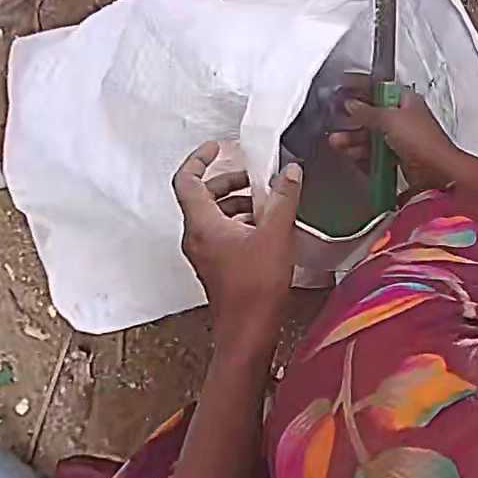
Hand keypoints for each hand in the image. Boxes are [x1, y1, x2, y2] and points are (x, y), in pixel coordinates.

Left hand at [173, 141, 303, 358]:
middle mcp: (197, 236)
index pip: (187, 181)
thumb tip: (290, 171)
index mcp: (202, 224)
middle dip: (230, 181)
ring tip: (270, 203)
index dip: (199, 159)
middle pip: (204, 196)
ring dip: (240, 202)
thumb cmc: (257, 285)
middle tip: (257, 177)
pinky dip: (242, 221)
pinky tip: (269, 227)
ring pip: (216, 215)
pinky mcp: (217, 265)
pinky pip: (224, 232)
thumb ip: (284, 198)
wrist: (249, 331)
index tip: (218, 146)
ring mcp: (205, 252)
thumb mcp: (276, 234)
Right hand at [326, 80, 466, 192]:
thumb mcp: (390, 119)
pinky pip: (375, 154)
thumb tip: (351, 104)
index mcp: (406, 101)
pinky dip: (362, 154)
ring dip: (353, 138)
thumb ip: (368, 111)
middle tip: (335, 119)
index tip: (343, 85)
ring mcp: (401, 140)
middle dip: (353, 118)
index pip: (380, 88)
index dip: (362, 86)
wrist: (436, 173)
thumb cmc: (421, 140)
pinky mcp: (398, 159)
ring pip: (372, 136)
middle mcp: (404, 119)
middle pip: (373, 114)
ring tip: (337, 141)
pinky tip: (349, 154)